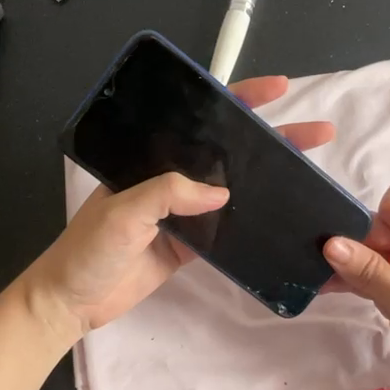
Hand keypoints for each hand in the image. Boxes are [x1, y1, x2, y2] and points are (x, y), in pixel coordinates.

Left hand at [20, 76, 335, 341]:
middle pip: (227, 152)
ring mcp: (183, 213)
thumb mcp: (123, 211)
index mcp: (151, 158)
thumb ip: (168, 193)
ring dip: (267, 180)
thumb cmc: (88, 248)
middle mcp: (171, 178)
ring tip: (310, 171)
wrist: (72, 299)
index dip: (239, 100)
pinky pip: (226, 230)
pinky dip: (251, 223)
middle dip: (271, 139)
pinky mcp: (189, 246)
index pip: (200, 121)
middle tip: (316, 134)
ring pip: (232, 189)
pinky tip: (280, 217)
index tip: (278, 89)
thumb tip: (222, 193)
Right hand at [322, 173, 389, 389]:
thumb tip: (329, 243)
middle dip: (364, 239)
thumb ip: (370, 270)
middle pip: (385, 221)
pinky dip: (352, 280)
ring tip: (326, 279)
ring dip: (352, 262)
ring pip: (374, 250)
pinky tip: (326, 288)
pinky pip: (371, 277)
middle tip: (355, 272)